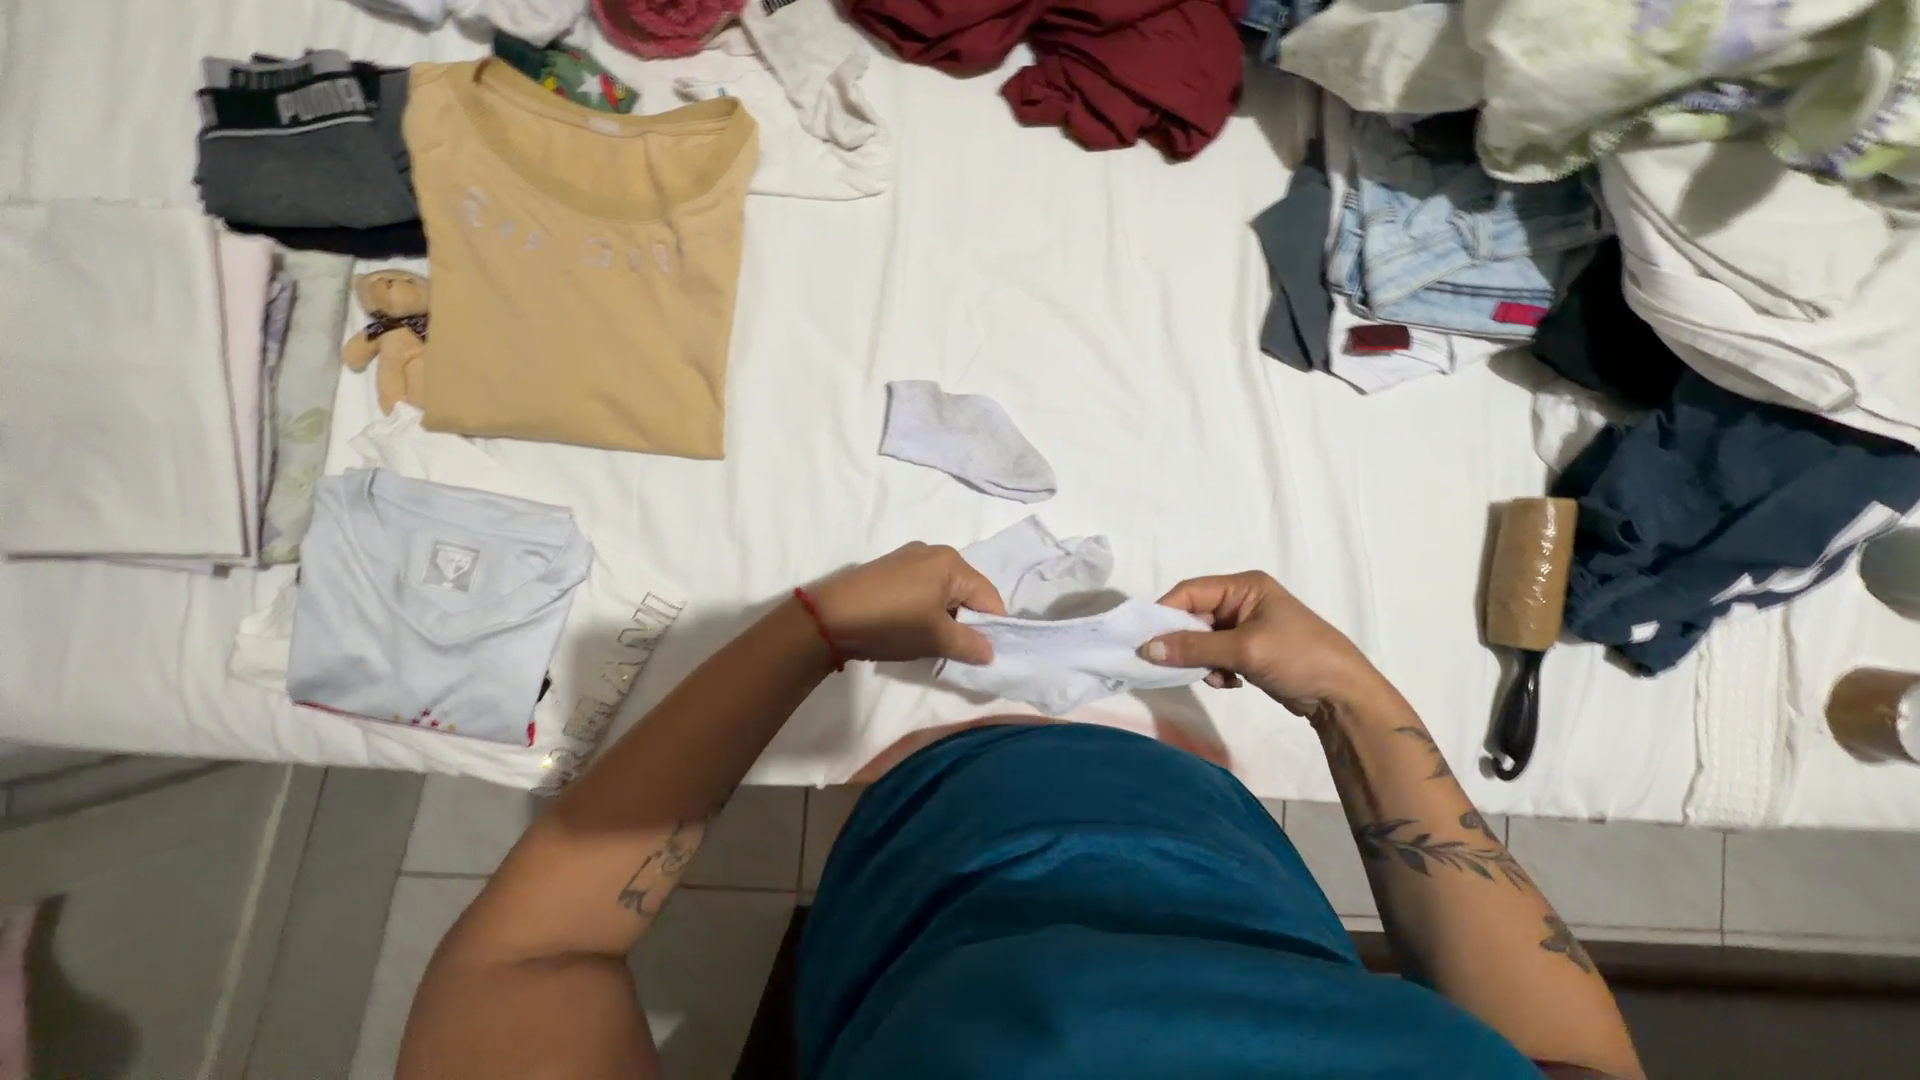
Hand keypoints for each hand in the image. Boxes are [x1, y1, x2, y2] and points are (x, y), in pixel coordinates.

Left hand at [807, 542, 1005, 664]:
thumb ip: (970, 645)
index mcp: (951, 562)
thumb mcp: (936, 638)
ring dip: (944, 618)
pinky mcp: (887, 570)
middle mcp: (933, 552)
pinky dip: (924, 610)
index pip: (989, 597)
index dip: (993, 628)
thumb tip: (990, 652)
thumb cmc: (891, 623)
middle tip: (956, 649)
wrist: (828, 617)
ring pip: (943, 592)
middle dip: (966, 622)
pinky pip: (921, 589)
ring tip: (930, 642)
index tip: (984, 653)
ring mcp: (907, 558)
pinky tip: (909, 629)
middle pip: (966, 592)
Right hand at [1140, 571, 1386, 715]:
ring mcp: (1246, 626)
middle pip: (1193, 616)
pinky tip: (1231, 682)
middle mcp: (1242, 600)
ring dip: (1201, 660)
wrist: (1343, 696)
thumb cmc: (1298, 658)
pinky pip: (1215, 655)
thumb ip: (1194, 648)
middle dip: (1185, 642)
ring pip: (1201, 639)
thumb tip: (1147, 649)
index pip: (1190, 592)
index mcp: (1245, 586)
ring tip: (1218, 677)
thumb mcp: (1244, 650)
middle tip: (1174, 665)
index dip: (1164, 614)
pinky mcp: (1249, 650)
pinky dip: (1215, 669)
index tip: (1145, 640)